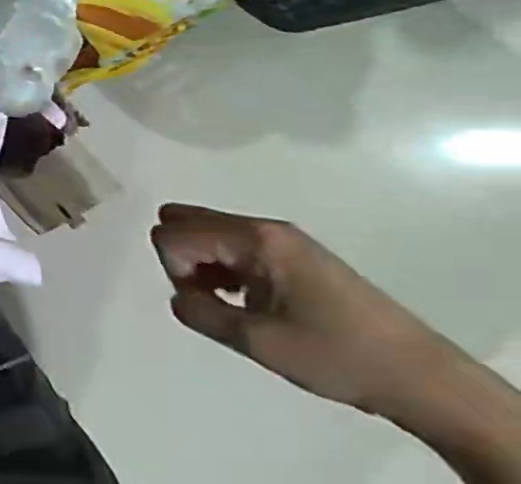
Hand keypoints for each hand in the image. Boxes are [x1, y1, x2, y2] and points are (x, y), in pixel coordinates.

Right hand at [149, 203, 450, 415]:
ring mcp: (284, 239)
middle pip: (182, 218)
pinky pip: (233, 243)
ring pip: (205, 229)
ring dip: (202, 262)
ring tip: (232, 302)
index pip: (172, 234)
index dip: (175, 271)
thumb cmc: (340, 356)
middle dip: (181, 256)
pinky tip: (251, 299)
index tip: (202, 304)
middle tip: (207, 295)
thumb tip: (179, 298)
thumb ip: (198, 312)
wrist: (428, 382)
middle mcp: (265, 228)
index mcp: (254, 238)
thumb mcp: (256, 342)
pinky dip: (224, 265)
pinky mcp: (296, 254)